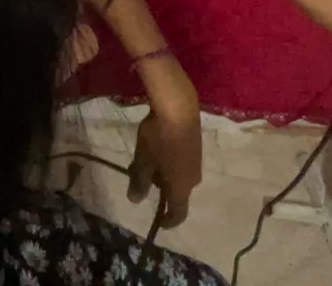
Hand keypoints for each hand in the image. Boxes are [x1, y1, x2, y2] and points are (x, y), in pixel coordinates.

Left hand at [129, 91, 201, 227]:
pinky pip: (182, 164)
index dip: (169, 220)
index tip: (160, 223)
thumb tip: (135, 200)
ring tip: (144, 157)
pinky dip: (169, 162)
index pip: (179, 213)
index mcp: (181, 188)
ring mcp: (197, 163)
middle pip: (176, 192)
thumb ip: (139, 181)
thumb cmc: (158, 137)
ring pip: (178, 176)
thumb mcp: (143, 160)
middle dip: (159, 187)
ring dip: (163, 172)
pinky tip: (157, 146)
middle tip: (139, 174)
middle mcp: (193, 180)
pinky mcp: (196, 148)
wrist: (179, 108)